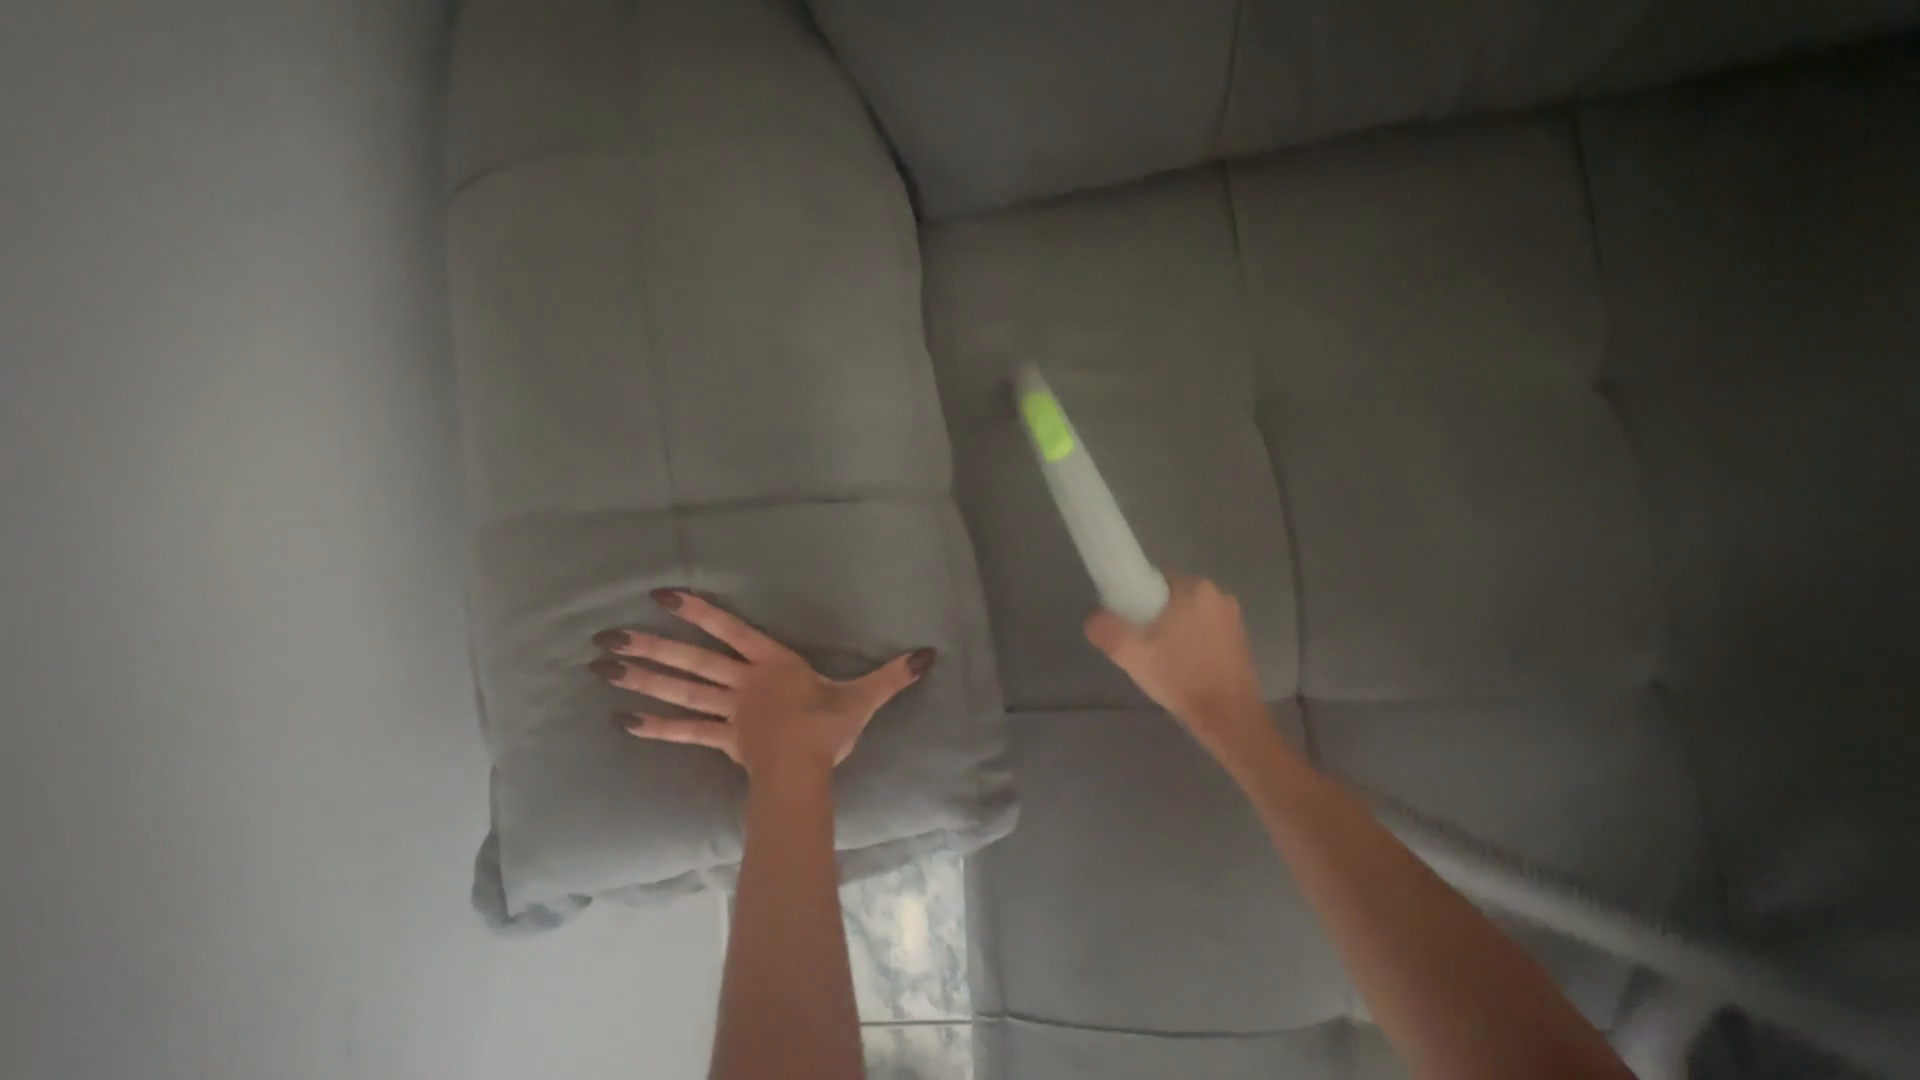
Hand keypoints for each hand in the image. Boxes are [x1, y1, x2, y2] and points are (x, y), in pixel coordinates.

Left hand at [591, 589, 935, 780]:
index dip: (698, 611)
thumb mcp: (863, 697)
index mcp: (772, 663)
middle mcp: (742, 682)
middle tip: (606, 635)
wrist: (807, 771)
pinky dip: (655, 727)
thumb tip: (929, 655)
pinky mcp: (721, 740)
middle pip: (691, 661)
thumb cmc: (830, 728)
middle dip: (649, 646)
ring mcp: (728, 712)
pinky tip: (623, 721)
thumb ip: (891, 675)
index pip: (731, 630)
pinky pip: (684, 732)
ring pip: (679, 692)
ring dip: (642, 679)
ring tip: (603, 667)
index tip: (661, 594)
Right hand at [1084, 574, 1274, 760]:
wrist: (1227, 716)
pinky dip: (1195, 644)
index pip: (1157, 581)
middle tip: (1145, 647)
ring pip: (1191, 616)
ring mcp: (1234, 619)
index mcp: (1195, 588)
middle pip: (1174, 599)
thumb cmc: (1180, 677)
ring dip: (1177, 632)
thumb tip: (1094, 619)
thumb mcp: (1132, 655)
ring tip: (1165, 661)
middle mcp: (1219, 596)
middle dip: (1158, 618)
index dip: (1139, 601)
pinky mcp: (1242, 640)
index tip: (1132, 626)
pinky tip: (1186, 669)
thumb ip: (1107, 630)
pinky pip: (1208, 632)